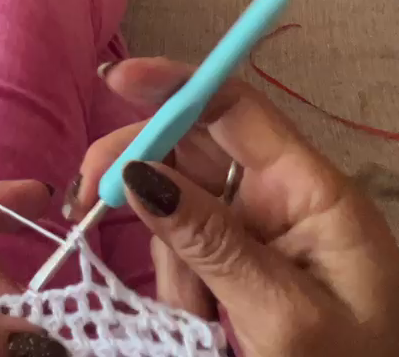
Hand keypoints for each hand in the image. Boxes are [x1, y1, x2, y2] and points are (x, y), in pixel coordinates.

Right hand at [69, 59, 398, 356]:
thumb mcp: (284, 317)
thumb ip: (210, 242)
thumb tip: (137, 172)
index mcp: (310, 188)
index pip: (234, 107)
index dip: (172, 83)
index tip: (111, 81)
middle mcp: (278, 191)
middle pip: (188, 144)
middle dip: (138, 169)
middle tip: (88, 199)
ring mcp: (256, 224)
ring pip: (174, 196)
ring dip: (165, 248)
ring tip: (191, 313)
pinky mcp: (237, 255)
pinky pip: (180, 238)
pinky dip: (174, 274)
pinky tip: (196, 316)